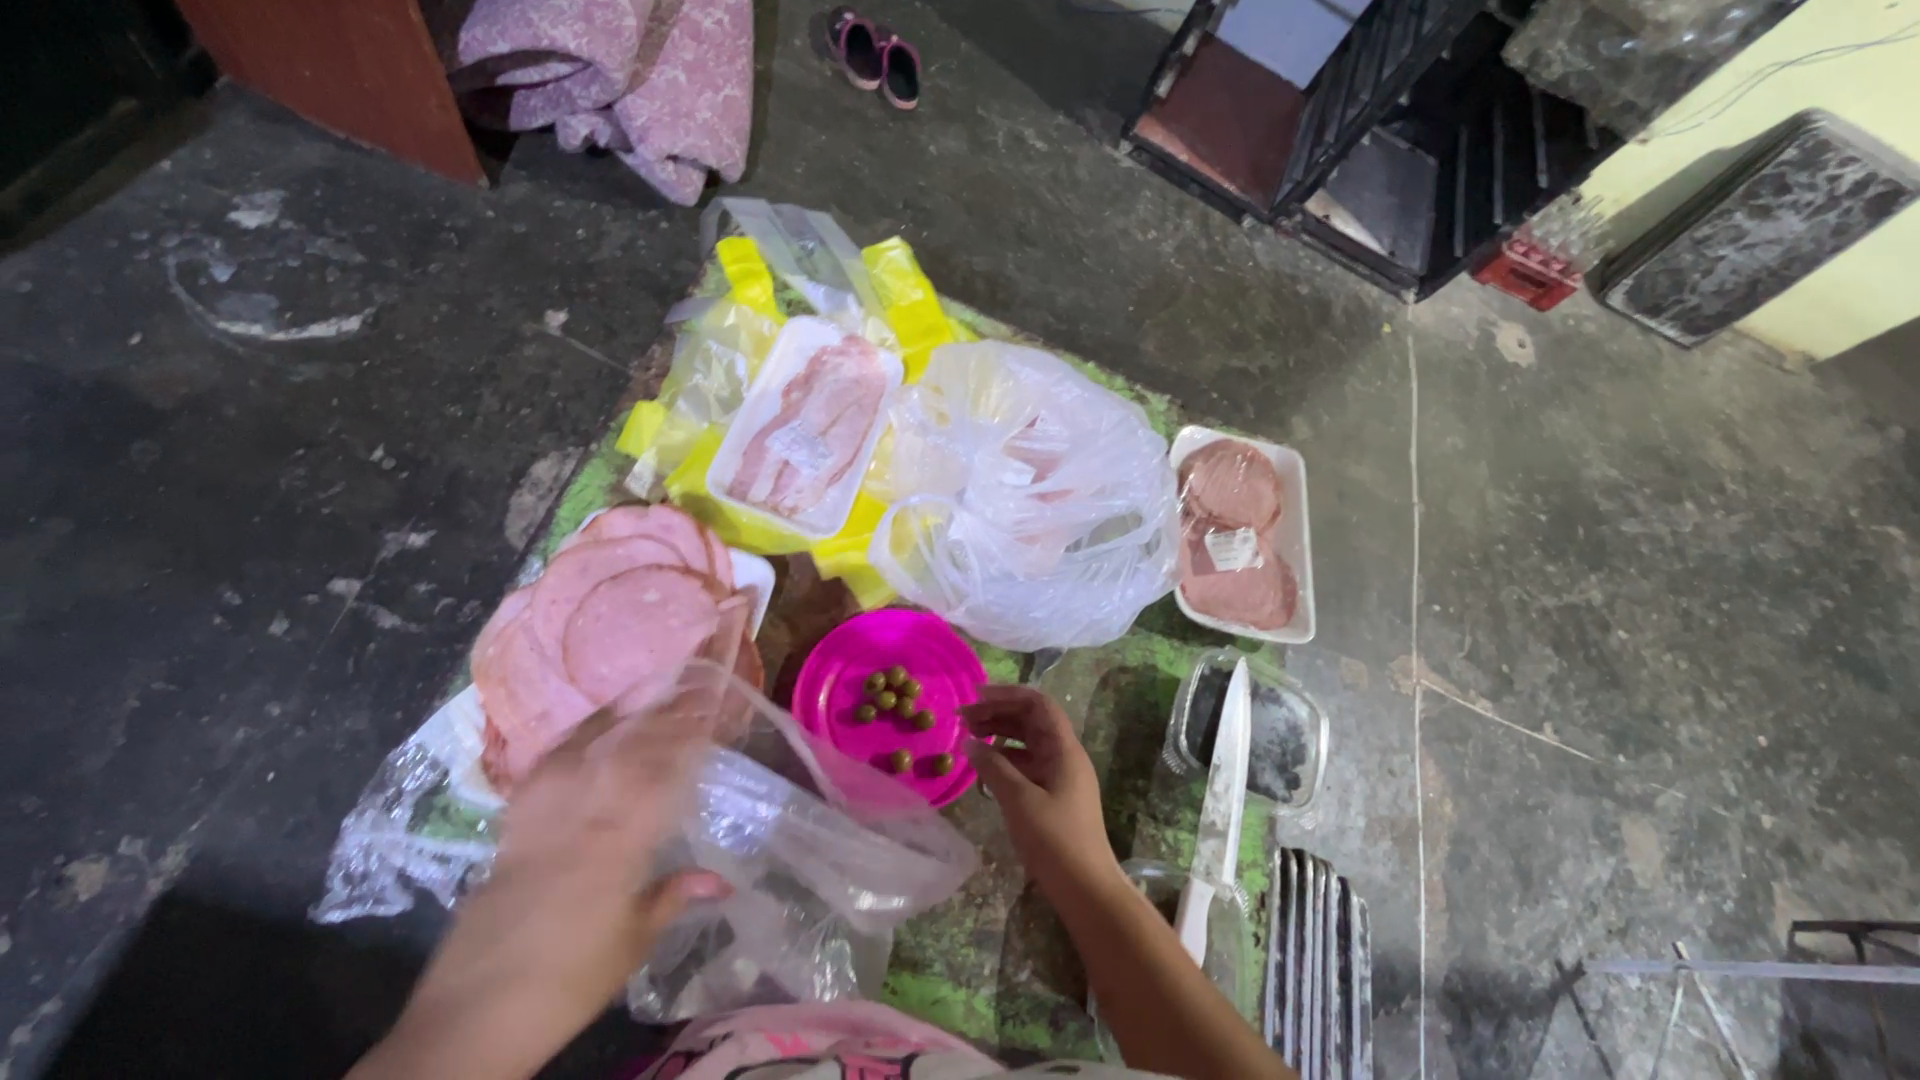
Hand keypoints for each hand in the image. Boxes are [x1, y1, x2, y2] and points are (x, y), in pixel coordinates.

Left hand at [354, 693, 731, 1079]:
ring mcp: (539, 819)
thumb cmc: (566, 983)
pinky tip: (590, 729)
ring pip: (584, 751)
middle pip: (624, 751)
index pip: (659, 775)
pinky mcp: (511, 828)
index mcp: (614, 848)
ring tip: (649, 693)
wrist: (473, 1016)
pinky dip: (572, 741)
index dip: (687, 739)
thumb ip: (673, 898)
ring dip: (621, 718)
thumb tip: (723, 880)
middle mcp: (577, 820)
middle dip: (662, 717)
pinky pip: (544, 769)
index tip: (713, 713)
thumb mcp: (631, 944)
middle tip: (692, 692)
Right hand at [962, 685, 1120, 896]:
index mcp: (1065, 750)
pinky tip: (985, 766)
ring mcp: (1061, 777)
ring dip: (1001, 734)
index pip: (1038, 705)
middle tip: (964, 718)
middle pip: (1032, 721)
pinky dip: (1006, 758)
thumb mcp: (1019, 800)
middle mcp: (1065, 756)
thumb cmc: (1055, 840)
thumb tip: (971, 743)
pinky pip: (1028, 764)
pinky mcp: (1055, 796)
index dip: (1008, 695)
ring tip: (970, 737)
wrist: (1086, 888)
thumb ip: (994, 767)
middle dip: (999, 713)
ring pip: (1029, 742)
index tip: (976, 697)